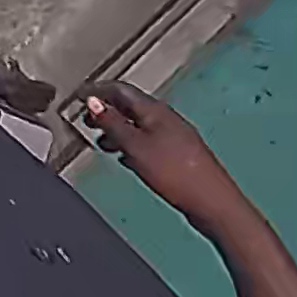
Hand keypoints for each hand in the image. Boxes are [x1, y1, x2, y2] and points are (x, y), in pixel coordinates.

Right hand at [83, 82, 250, 228]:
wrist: (217, 207)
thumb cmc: (175, 174)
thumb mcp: (135, 147)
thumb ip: (112, 123)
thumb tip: (93, 102)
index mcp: (154, 109)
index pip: (120, 89)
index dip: (97, 91)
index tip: (79, 96)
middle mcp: (165, 117)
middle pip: (129, 104)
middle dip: (106, 109)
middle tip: (86, 119)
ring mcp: (175, 135)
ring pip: (138, 123)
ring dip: (118, 128)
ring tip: (102, 141)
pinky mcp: (180, 154)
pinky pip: (148, 138)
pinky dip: (132, 142)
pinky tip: (126, 157)